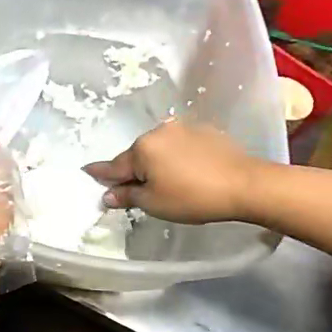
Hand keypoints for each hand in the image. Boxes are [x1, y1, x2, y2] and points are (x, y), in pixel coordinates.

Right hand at [83, 120, 267, 223]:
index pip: (115, 165)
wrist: (244, 184)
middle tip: (140, 192)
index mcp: (142, 148)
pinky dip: (180, 157)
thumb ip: (128, 196)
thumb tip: (107, 194)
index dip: (101, 173)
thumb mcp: (155, 204)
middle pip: (138, 155)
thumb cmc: (192, 197)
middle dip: (136, 170)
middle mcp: (159, 131)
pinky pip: (182, 145)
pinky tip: (191, 172)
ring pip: (161, 148)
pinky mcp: (205, 130)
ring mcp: (184, 128)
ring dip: (159, 162)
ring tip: (170, 183)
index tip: (87, 170)